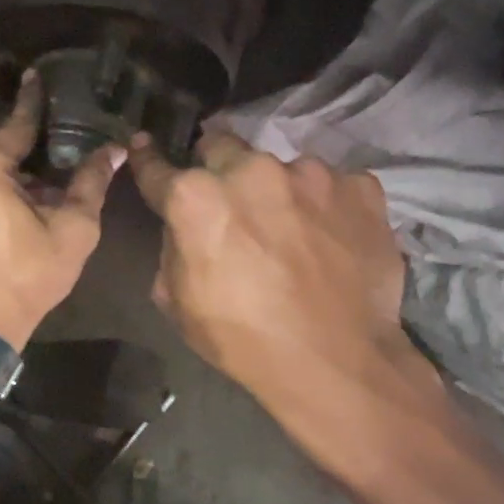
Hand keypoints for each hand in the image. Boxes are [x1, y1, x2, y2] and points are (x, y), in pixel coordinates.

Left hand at [0, 72, 124, 347]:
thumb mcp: (73, 229)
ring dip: (9, 180)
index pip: (17, 126)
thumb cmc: (28, 277)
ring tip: (40, 200)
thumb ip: (91, 182)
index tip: (37, 77)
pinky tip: (12, 213)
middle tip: (60, 170)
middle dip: (29, 159)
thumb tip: (115, 151)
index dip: (35, 104)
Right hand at [127, 128, 427, 403]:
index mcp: (195, 198)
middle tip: (226, 202)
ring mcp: (312, 174)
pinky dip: (323, 206)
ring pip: (281, 168)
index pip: (157, 169)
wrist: (333, 358)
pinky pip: (331, 187)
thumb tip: (185, 230)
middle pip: (221, 146)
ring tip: (288, 231)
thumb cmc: (239, 337)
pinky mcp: (361, 187)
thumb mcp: (176, 301)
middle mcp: (251, 170)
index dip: (147, 161)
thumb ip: (173, 249)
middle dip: (216, 167)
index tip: (142, 147)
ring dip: (275, 190)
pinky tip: (327, 239)